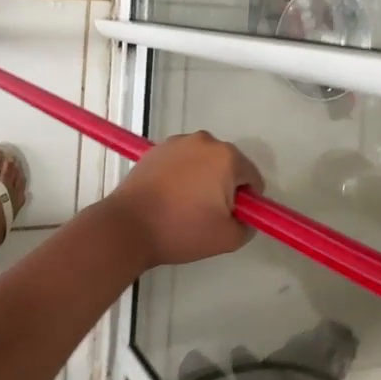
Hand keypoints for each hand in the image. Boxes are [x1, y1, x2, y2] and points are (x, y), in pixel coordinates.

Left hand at [103, 131, 264, 267]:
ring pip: (203, 162)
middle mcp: (204, 141)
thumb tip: (245, 217)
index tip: (230, 218)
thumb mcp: (228, 238)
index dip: (247, 201)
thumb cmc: (182, 229)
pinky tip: (169, 198)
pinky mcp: (156, 149)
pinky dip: (181, 175)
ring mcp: (177, 142)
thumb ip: (248, 225)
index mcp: (226, 157)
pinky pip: (181, 161)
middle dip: (225, 188)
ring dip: (202, 180)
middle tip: (209, 215)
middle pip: (228, 166)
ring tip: (185, 207)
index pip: (252, 177)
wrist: (128, 226)